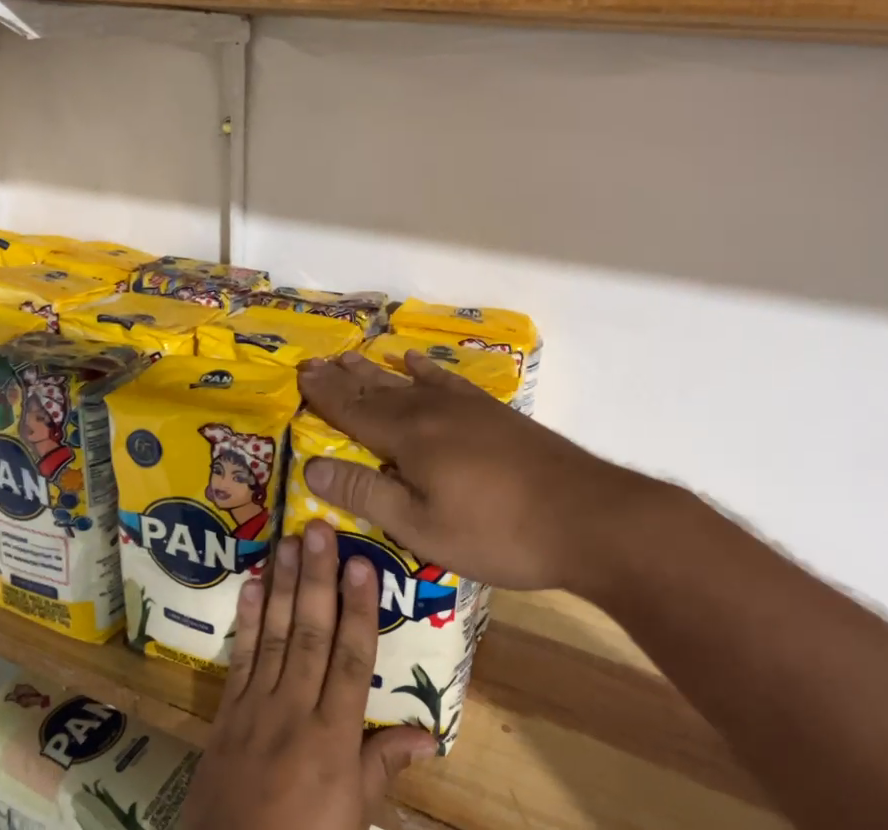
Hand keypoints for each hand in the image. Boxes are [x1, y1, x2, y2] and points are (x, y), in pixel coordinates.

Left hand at [180, 520, 435, 829]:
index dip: (358, 609)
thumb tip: (431, 736)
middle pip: (309, 634)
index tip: (361, 564)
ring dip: (282, 586)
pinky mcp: (225, 714)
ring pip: (274, 635)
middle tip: (319, 530)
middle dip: (316, 580)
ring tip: (288, 541)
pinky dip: (246, 621)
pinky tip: (252, 586)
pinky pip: (239, 659)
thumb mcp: (356, 812)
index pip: (350, 659)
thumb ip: (385, 764)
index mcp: (333, 736)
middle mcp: (294, 710)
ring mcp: (256, 707)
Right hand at [297, 350, 674, 598]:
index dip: (324, 395)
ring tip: (353, 355)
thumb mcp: (422, 527)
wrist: (588, 518)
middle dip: (343, 377)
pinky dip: (426, 371)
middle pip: (377, 388)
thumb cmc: (497, 533)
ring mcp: (467, 408)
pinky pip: (448, 381)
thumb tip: (312, 466)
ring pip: (409, 382)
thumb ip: (366, 493)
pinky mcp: (495, 414)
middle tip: (314, 361)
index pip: (353, 410)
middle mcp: (432, 410)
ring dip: (376, 370)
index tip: (299, 375)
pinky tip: (418, 364)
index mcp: (408, 437)